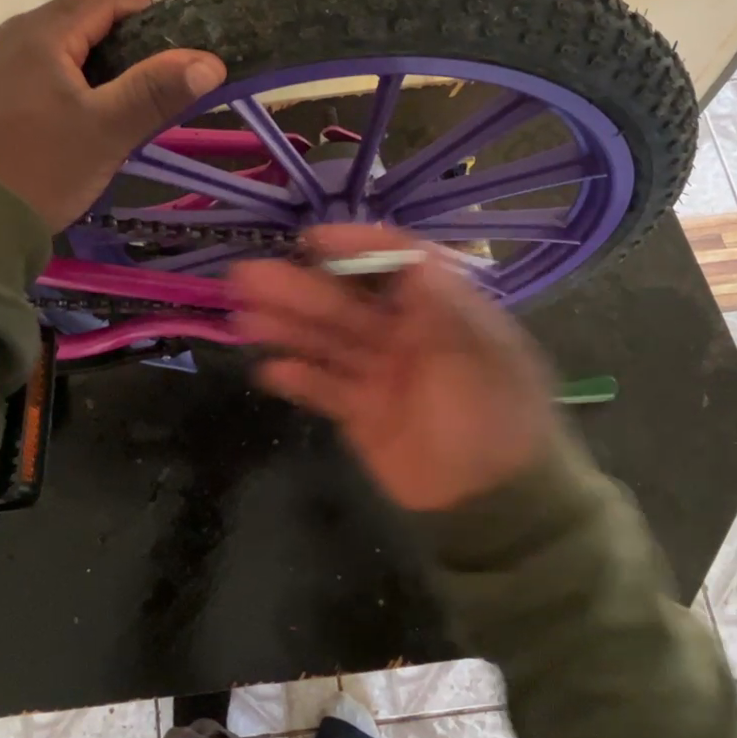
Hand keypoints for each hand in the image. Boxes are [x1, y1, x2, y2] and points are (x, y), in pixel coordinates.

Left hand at [0, 0, 225, 229]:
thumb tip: (210, 61)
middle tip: (156, 82)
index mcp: (41, 34)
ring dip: (94, 66)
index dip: (147, 14)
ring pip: (54, 50)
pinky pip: (33, 75)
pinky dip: (65, 86)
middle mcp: (10, 38)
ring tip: (122, 105)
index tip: (177, 48)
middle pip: (77, 21)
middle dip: (123, 43)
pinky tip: (77, 122)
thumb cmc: (41, 170)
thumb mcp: (107, 131)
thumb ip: (156, 91)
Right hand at [228, 225, 555, 511]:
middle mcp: (405, 335)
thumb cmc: (493, 416)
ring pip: (326, 342)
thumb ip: (439, 303)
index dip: (354, 247)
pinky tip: (269, 370)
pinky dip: (297, 379)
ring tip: (243, 316)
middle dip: (298, 287)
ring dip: (286, 327)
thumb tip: (408, 254)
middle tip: (246, 274)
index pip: (393, 265)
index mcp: (440, 312)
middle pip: (345, 303)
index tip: (310, 239)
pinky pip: (323, 389)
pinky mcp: (360, 413)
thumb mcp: (478, 353)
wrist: (491, 498)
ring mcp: (380, 375)